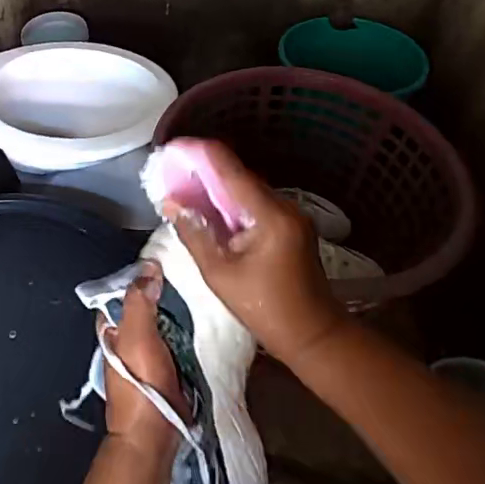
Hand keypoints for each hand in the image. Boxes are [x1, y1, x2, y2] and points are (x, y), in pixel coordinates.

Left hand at [101, 266, 184, 459]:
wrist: (153, 436)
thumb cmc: (140, 384)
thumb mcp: (137, 336)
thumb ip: (139, 302)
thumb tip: (148, 267)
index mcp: (112, 327)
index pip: (123, 291)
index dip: (141, 276)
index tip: (166, 261)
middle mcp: (126, 338)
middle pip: (146, 306)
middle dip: (165, 295)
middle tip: (190, 278)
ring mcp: (147, 355)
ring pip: (164, 324)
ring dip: (179, 315)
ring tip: (202, 295)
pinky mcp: (167, 369)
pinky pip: (178, 344)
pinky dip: (188, 335)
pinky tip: (205, 326)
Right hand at [161, 139, 344, 363]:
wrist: (314, 335)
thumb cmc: (265, 307)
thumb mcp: (219, 273)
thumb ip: (194, 233)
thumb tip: (171, 202)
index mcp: (269, 215)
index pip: (230, 169)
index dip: (199, 153)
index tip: (172, 148)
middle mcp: (284, 206)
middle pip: (238, 175)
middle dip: (202, 169)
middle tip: (170, 171)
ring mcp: (290, 214)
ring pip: (245, 188)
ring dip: (214, 185)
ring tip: (182, 186)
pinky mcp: (289, 225)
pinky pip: (253, 202)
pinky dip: (228, 200)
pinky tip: (206, 207)